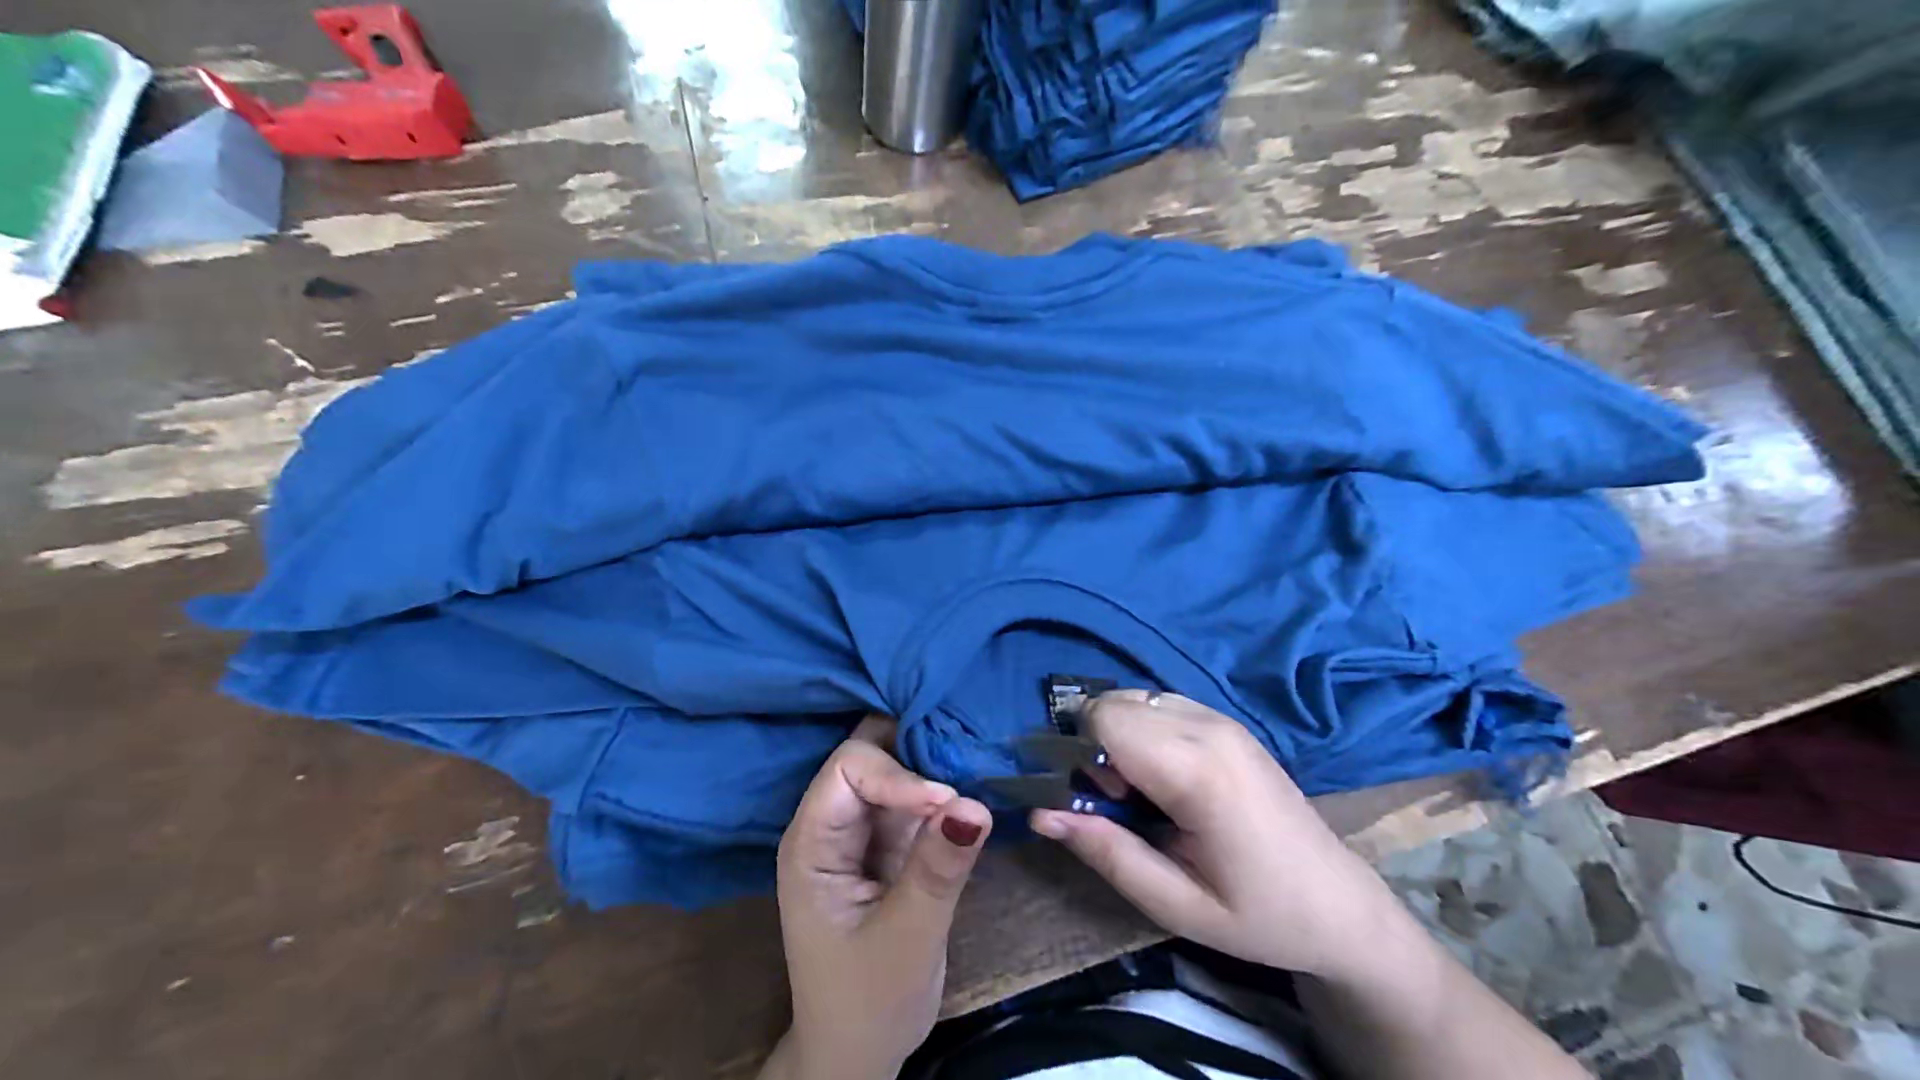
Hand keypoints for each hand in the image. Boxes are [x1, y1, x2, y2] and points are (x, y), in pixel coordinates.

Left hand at [763, 715, 993, 1079]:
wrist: (860, 1050)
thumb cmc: (869, 1002)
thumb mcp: (906, 939)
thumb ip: (936, 871)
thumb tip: (974, 806)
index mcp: (811, 842)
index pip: (848, 771)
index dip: (897, 774)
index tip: (946, 800)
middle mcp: (832, 824)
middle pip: (868, 756)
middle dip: (914, 747)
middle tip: (966, 747)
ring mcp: (862, 831)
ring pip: (895, 769)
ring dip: (934, 764)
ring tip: (978, 759)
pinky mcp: (890, 843)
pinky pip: (915, 798)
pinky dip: (943, 790)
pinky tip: (974, 784)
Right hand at [1029, 690, 1403, 977]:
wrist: (1341, 905)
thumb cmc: (1259, 915)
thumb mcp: (1175, 903)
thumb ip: (1106, 851)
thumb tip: (1038, 812)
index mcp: (1198, 771)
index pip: (1104, 720)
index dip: (1082, 757)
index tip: (1103, 803)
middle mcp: (1209, 727)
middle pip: (1112, 703)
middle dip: (1095, 745)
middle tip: (1121, 801)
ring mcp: (1221, 717)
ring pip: (1132, 698)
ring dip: (1117, 735)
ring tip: (1143, 790)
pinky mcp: (1226, 720)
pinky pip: (1157, 703)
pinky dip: (1141, 729)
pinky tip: (1163, 775)